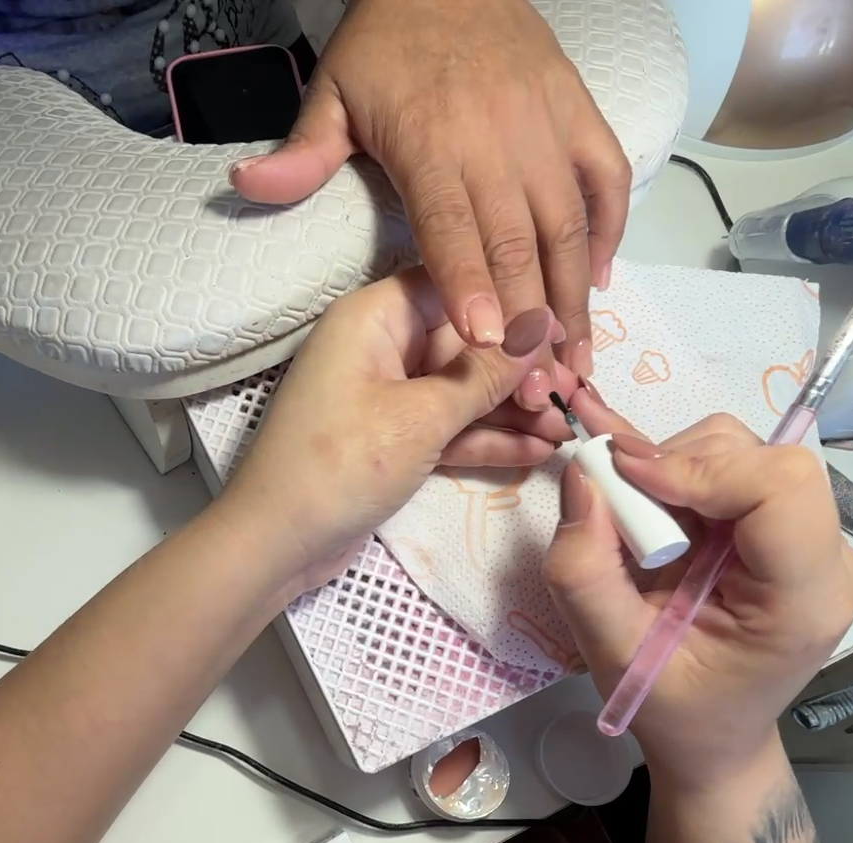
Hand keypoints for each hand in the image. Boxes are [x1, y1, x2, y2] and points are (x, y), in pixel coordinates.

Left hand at [219, 268, 570, 593]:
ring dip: (511, 411)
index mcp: (374, 317)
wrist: (276, 542)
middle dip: (520, 372)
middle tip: (576, 396)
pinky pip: (446, 428)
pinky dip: (485, 440)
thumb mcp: (419, 417)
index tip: (567, 335)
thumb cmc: (340, 464)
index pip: (456, 288)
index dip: (513, 309)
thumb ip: (483, 375)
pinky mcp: (391, 440)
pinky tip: (537, 451)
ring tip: (571, 428)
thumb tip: (540, 328)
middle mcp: (380, 347)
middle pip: (465, 344)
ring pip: (460, 392)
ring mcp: (385, 397)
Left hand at [228, 0, 629, 408]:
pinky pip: (606, 177)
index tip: (488, 346)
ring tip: (579, 358)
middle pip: (517, 242)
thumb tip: (243, 183)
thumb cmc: (384, 45)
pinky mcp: (578, 112)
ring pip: (568, 222)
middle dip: (531, 318)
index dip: (471, 288)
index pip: (453, 229)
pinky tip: (602, 281)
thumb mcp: (331, 92)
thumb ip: (300, 153)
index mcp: (431, 145)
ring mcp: (545, 127)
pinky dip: (611, 229)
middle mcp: (496, 141)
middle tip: (544, 385)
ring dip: (576, 295)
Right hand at [542, 391, 852, 787]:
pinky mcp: (781, 529)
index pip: (779, 486)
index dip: (697, 468)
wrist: (712, 736)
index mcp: (801, 600)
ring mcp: (809, 540)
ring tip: (634, 521)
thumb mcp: (610, 653)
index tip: (623, 480)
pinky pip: (730, 469)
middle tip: (616, 506)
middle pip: (761, 459)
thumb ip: (584, 571)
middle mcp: (824, 559)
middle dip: (675, 465)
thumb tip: (582, 476)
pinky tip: (644, 499)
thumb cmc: (670, 709)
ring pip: (743, 452)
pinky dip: (676, 471)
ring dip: (672, 468)